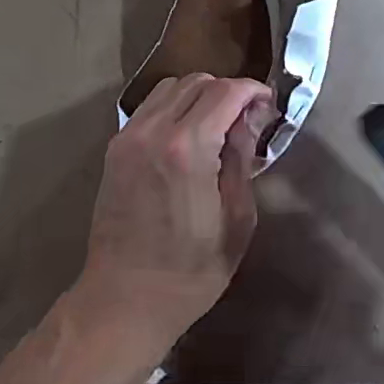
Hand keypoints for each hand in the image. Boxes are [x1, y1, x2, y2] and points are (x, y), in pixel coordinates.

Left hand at [79, 73, 276, 343]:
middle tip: (246, 118)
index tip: (268, 104)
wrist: (123, 302)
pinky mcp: (115, 148)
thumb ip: (242, 159)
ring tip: (216, 124)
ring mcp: (129, 137)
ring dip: (199, 95)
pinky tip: (187, 135)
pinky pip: (150, 107)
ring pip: (171, 86)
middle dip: (228, 90)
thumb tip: (250, 119)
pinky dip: (175, 106)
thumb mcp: (236, 219)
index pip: (226, 91)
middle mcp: (154, 131)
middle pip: (198, 81)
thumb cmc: (190, 272)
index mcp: (188, 148)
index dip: (253, 90)